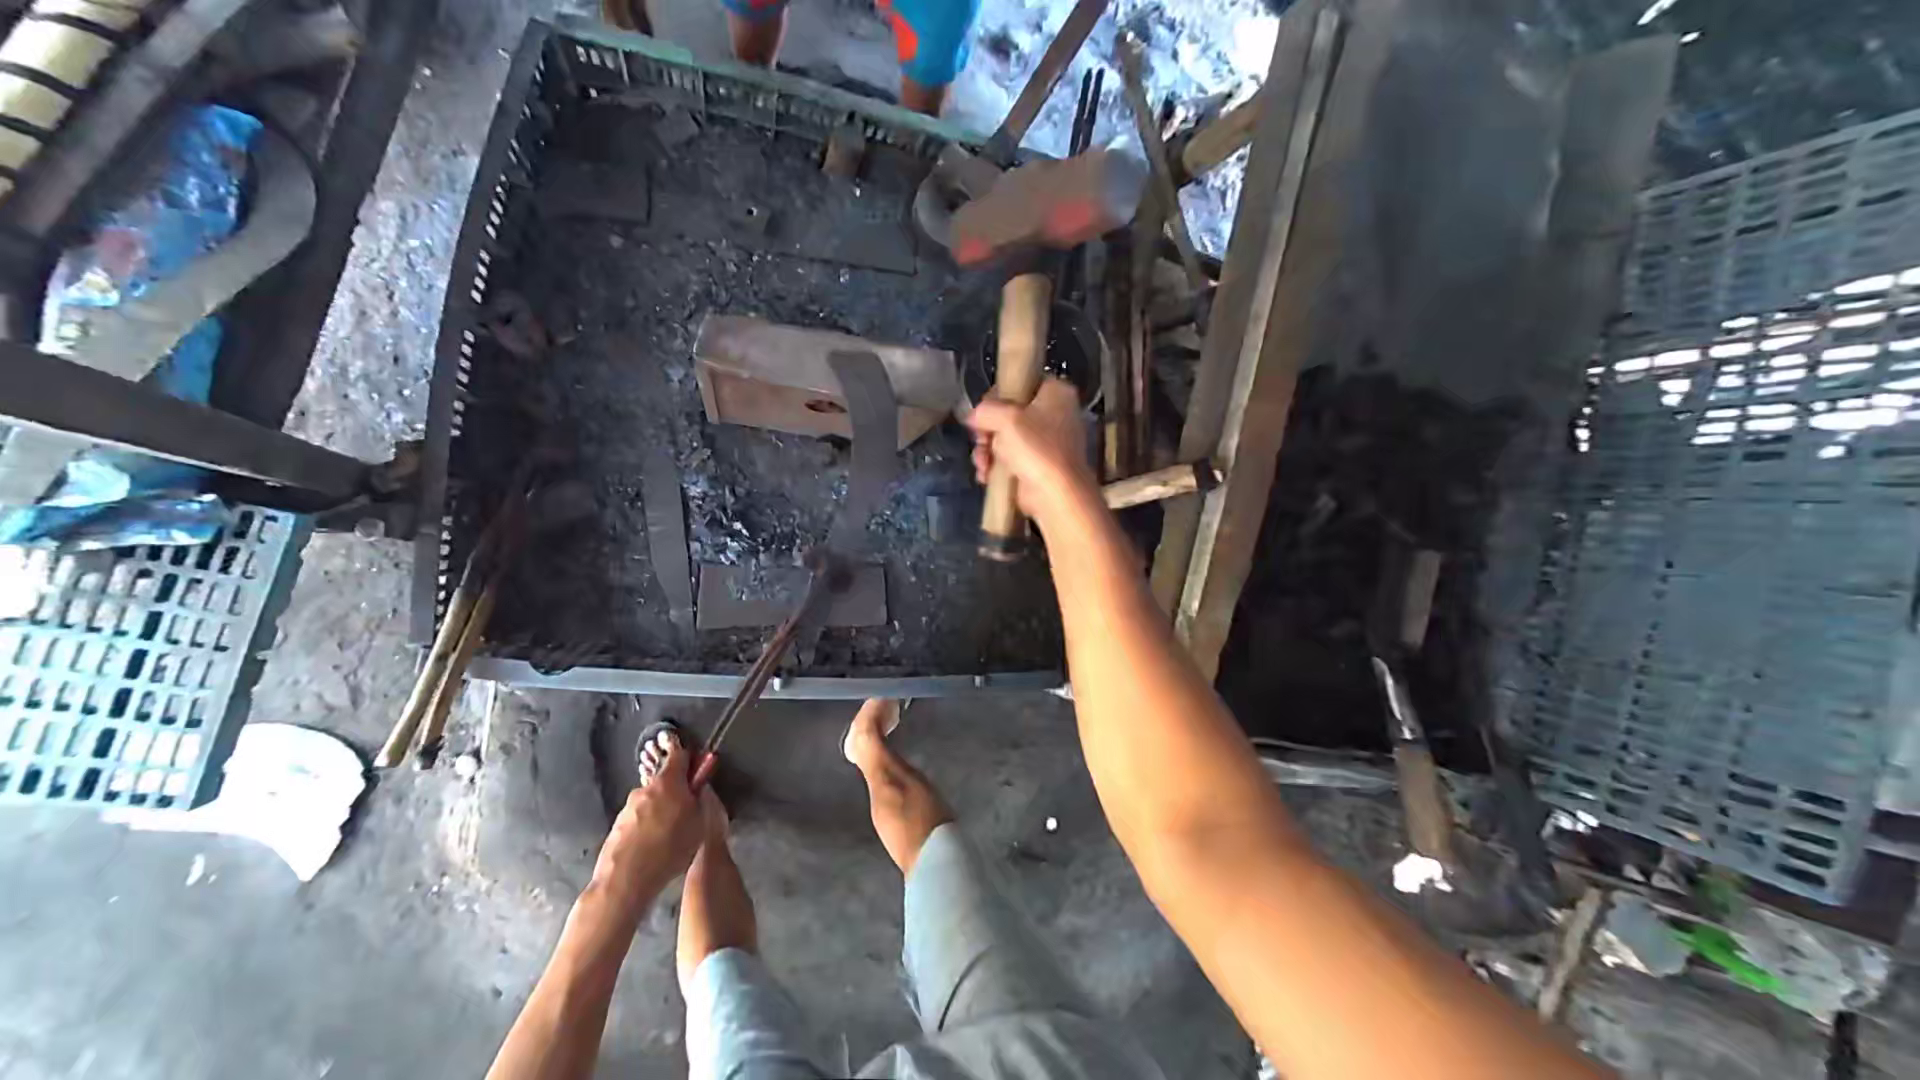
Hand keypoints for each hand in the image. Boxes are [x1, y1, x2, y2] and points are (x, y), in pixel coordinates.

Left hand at [589, 729, 707, 907]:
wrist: (625, 880)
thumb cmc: (670, 848)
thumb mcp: (699, 822)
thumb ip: (699, 797)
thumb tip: (697, 783)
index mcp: (668, 782)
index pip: (678, 754)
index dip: (689, 755)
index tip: (695, 761)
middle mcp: (645, 789)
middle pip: (664, 781)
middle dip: (676, 790)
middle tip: (687, 810)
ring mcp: (627, 808)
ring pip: (650, 802)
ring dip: (660, 811)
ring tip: (669, 836)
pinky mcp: (616, 827)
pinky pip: (638, 820)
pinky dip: (647, 827)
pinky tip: (652, 847)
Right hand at [965, 378, 1095, 522]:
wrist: (1056, 495)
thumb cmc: (1035, 448)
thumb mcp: (1005, 418)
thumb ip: (985, 410)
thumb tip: (974, 416)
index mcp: (1056, 393)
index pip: (1021, 382)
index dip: (997, 396)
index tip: (983, 411)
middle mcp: (1056, 414)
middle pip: (1010, 413)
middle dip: (989, 430)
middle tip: (981, 439)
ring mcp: (1048, 442)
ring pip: (1007, 438)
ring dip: (988, 451)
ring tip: (983, 462)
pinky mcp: (1039, 466)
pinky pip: (1011, 459)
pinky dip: (997, 467)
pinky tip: (987, 475)